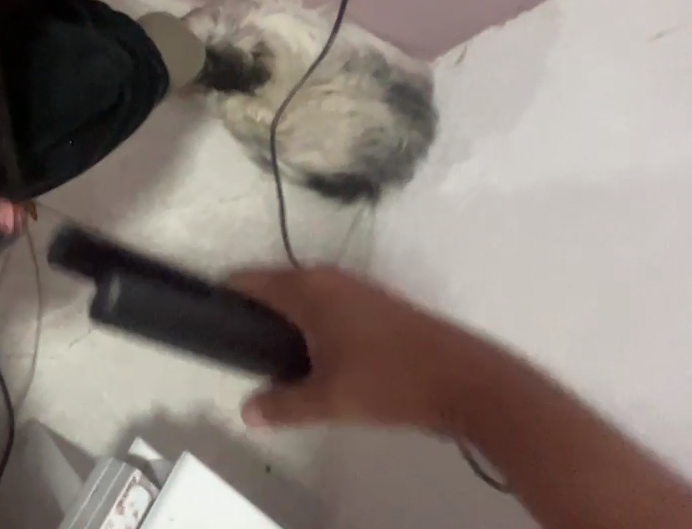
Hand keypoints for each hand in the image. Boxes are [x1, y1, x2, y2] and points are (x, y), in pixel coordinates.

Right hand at [227, 266, 506, 434]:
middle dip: (257, 310)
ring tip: (282, 351)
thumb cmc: (391, 383)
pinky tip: (324, 351)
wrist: (476, 385)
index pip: (247, 280)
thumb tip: (247, 414)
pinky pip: (328, 299)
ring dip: (289, 313)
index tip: (216, 319)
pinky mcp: (378, 299)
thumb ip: (284, 405)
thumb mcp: (331, 401)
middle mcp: (324, 276)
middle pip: (273, 284)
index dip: (226, 297)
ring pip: (303, 292)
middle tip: (247, 345)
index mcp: (303, 289)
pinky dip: (316, 317)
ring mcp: (354, 285)